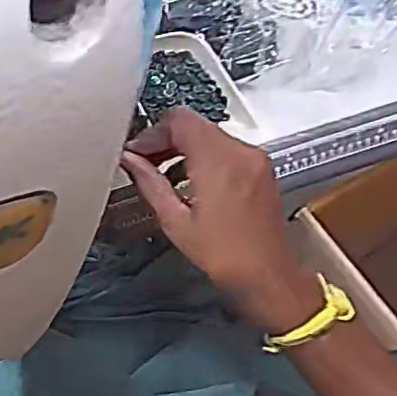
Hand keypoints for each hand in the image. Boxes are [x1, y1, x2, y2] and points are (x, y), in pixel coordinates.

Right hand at [119, 106, 321, 329]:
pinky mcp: (261, 169)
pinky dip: (203, 157)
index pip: (180, 121)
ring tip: (162, 174)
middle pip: (195, 125)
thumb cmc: (221, 253)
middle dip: (165, 139)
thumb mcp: (175, 220)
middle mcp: (241, 151)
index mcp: (218, 161)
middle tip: (143, 162)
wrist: (267, 274)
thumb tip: (130, 160)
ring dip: (183, 148)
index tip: (136, 152)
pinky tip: (188, 181)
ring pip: (210, 136)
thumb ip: (150, 183)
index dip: (152, 132)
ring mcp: (255, 158)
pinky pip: (226, 149)